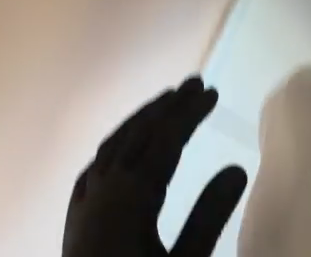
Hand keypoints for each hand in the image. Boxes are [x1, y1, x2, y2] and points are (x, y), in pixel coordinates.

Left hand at [63, 77, 247, 256]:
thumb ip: (209, 217)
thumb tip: (238, 167)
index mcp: (131, 199)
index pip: (165, 140)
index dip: (189, 114)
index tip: (211, 92)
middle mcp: (103, 192)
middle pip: (138, 135)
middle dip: (167, 107)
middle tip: (194, 84)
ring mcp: (83, 208)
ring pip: (111, 147)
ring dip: (139, 121)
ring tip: (163, 104)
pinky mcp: (72, 226)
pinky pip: (92, 170)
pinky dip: (112, 148)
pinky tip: (119, 150)